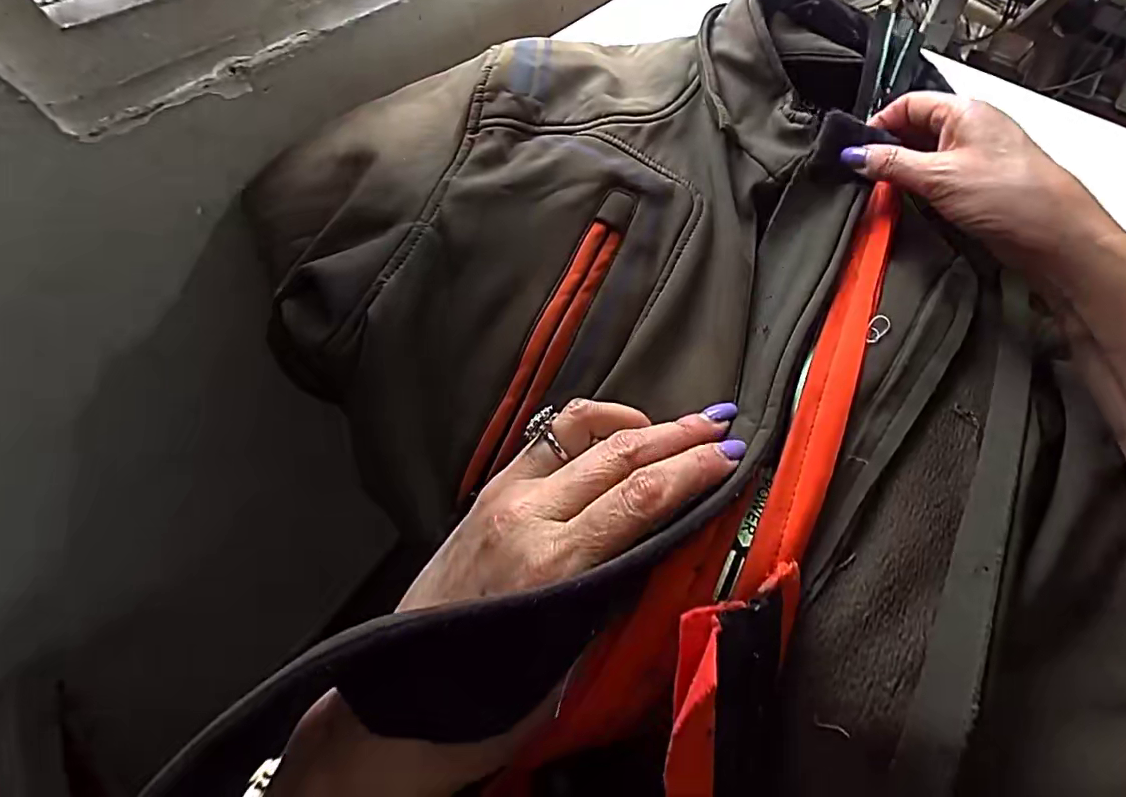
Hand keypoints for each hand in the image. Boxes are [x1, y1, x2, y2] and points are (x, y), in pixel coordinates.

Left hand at [274, 400, 744, 796]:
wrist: (390, 704)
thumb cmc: (489, 698)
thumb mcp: (572, 656)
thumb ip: (624, 587)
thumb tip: (676, 535)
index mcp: (550, 568)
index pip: (642, 497)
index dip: (696, 470)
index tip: (735, 457)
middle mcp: (527, 517)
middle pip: (624, 455)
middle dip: (684, 435)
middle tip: (726, 423)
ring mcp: (504, 494)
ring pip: (590, 431)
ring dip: (648, 420)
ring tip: (687, 421)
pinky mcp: (492, 487)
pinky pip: (555, 434)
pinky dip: (601, 422)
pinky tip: (628, 428)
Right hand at [841, 92, 1113, 283]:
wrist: (1056, 237)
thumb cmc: (1016, 195)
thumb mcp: (940, 176)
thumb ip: (893, 164)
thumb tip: (858, 154)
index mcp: (965, 110)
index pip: (908, 103)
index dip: (879, 124)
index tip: (857, 149)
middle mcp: (971, 130)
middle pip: (915, 131)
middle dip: (890, 152)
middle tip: (868, 174)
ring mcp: (976, 159)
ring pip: (926, 158)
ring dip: (906, 174)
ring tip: (888, 192)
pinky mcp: (979, 187)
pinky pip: (940, 181)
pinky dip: (922, 190)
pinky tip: (913, 204)